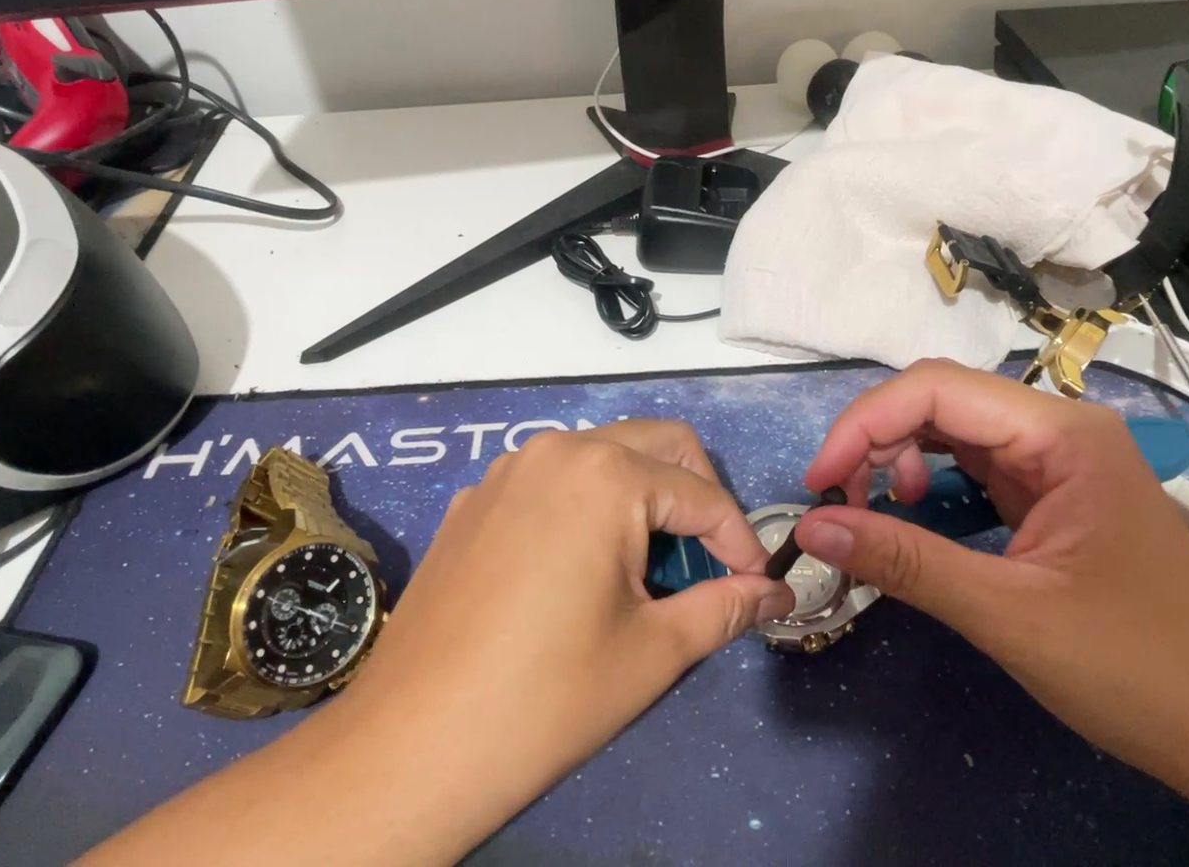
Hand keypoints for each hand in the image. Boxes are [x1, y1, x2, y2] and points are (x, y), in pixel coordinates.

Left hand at [326, 420, 791, 861]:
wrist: (411, 744)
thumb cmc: (548, 696)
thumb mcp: (654, 652)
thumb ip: (726, 607)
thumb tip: (777, 592)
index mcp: (606, 475)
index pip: (702, 494)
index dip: (741, 541)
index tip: (757, 585)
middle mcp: (554, 451)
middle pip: (656, 445)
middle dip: (696, 496)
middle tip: (708, 563)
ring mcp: (503, 472)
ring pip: (600, 457)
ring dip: (640, 498)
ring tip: (645, 571)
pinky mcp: (471, 503)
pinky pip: (549, 482)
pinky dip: (584, 508)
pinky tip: (576, 572)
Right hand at [790, 359, 1188, 783]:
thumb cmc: (1138, 669)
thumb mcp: (1008, 614)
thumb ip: (906, 561)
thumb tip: (812, 526)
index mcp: (1063, 435)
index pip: (937, 388)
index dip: (864, 424)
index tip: (819, 484)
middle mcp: (1059, 431)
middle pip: (940, 401)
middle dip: (875, 441)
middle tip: (836, 504)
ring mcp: (1056, 463)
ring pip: (950, 431)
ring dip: (895, 459)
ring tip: (870, 511)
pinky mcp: (1048, 497)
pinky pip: (970, 467)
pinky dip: (925, 483)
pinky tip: (908, 513)